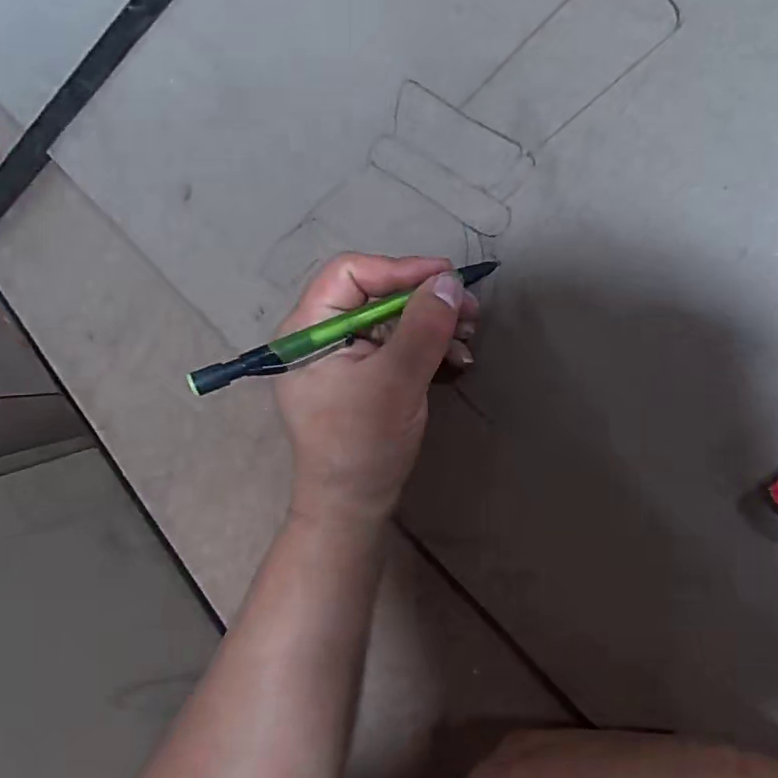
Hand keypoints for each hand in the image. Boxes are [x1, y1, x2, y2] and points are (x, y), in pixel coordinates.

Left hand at [274, 254, 480, 528]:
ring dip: (431, 322)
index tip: (446, 278)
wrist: (351, 508)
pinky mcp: (361, 373)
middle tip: (469, 310)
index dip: (399, 269)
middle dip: (423, 298)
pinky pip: (394, 343)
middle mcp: (319, 334)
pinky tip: (456, 356)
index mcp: (307, 328)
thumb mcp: (395, 381)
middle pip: (373, 292)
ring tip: (468, 335)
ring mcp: (340, 354)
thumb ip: (423, 328)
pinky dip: (425, 345)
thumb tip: (449, 281)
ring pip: (389, 317)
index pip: (349, 273)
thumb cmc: (362, 445)